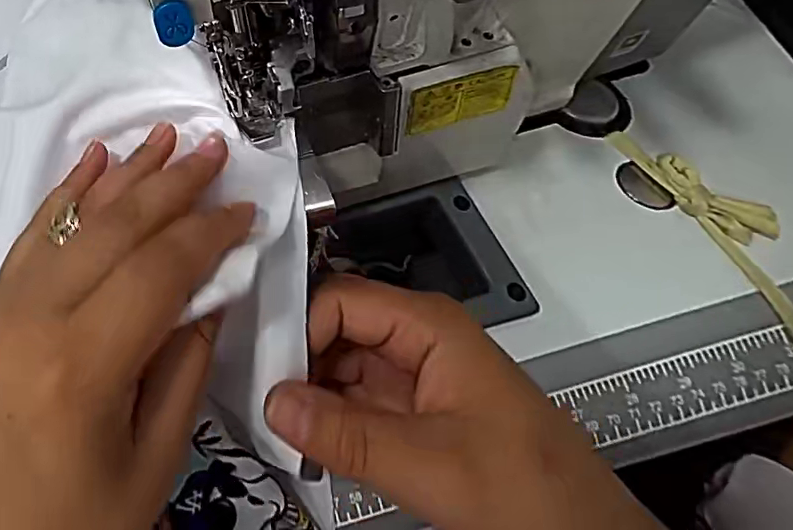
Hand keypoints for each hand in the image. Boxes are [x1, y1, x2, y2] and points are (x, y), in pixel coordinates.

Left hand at [0, 123, 255, 529]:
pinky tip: (93, 159)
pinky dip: (67, 188)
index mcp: (83, 365)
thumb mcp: (153, 459)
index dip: (208, 232)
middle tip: (213, 150)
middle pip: (118, 227)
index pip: (159, 268)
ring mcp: (6, 305)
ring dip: (126, 172)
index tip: (244, 211)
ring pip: (76, 216)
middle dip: (174, 182)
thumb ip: (186, 362)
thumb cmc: (74, 526)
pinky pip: (35, 230)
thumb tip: (214, 286)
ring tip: (164, 136)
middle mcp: (37, 318)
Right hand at [265, 276, 658, 529]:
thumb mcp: (436, 466)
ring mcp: (412, 374)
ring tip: (276, 424)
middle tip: (262, 400)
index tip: (270, 373)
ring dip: (310, 391)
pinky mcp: (412, 410)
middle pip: (337, 327)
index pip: (342, 299)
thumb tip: (273, 404)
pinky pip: (355, 400)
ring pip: (342, 364)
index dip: (303, 328)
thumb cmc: (530, 492)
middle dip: (300, 360)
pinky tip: (304, 439)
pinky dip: (328, 417)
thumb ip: (348, 436)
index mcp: (427, 323)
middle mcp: (415, 336)